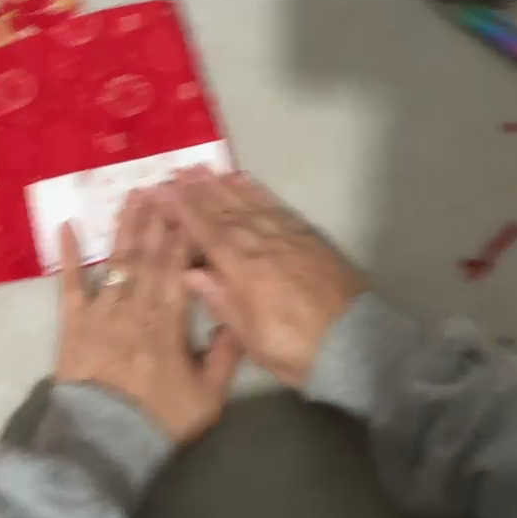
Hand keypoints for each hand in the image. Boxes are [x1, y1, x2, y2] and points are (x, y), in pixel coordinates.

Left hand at [55, 190, 244, 443]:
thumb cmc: (157, 419)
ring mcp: (102, 308)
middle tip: (165, 184)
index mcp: (169, 319)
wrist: (103, 442)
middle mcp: (136, 303)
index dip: (186, 235)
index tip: (193, 206)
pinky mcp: (74, 320)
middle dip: (160, 218)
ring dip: (126, 225)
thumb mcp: (207, 397)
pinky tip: (66, 226)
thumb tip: (238, 319)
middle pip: (150, 254)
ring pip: (118, 259)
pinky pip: (70, 282)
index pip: (180, 267)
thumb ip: (226, 356)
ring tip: (134, 193)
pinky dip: (69, 254)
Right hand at [165, 168, 367, 389]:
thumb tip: (188, 272)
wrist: (356, 345)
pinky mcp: (306, 235)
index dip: (180, 209)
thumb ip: (221, 301)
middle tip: (175, 170)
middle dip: (196, 189)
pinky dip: (256, 190)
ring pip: (246, 203)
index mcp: (242, 270)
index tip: (160, 190)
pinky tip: (243, 179)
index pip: (204, 231)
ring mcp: (285, 236)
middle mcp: (260, 244)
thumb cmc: (297, 349)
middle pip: (223, 210)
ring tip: (201, 167)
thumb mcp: (252, 338)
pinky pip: (274, 205)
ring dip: (221, 184)